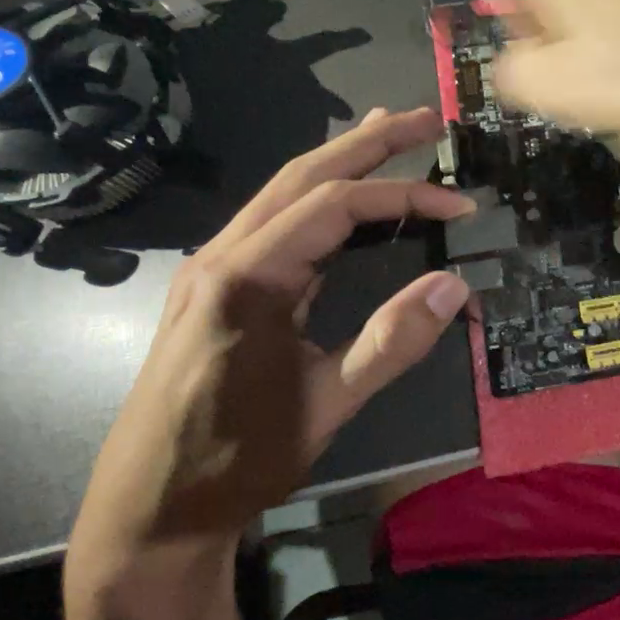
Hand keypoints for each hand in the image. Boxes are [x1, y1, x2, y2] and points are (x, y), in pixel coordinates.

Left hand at [71, 108, 474, 551]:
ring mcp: (213, 271)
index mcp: (246, 281)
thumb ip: (391, 341)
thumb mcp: (329, 404)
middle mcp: (222, 259)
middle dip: (366, 143)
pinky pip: (274, 225)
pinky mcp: (218, 289)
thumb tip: (456, 284)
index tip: (464, 208)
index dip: (405, 197)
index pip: (334, 208)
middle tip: (426, 118)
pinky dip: (319, 200)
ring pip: (280, 195)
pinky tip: (344, 201)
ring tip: (389, 135)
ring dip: (339, 162)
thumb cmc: (242, 456)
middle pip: (299, 179)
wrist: (154, 501)